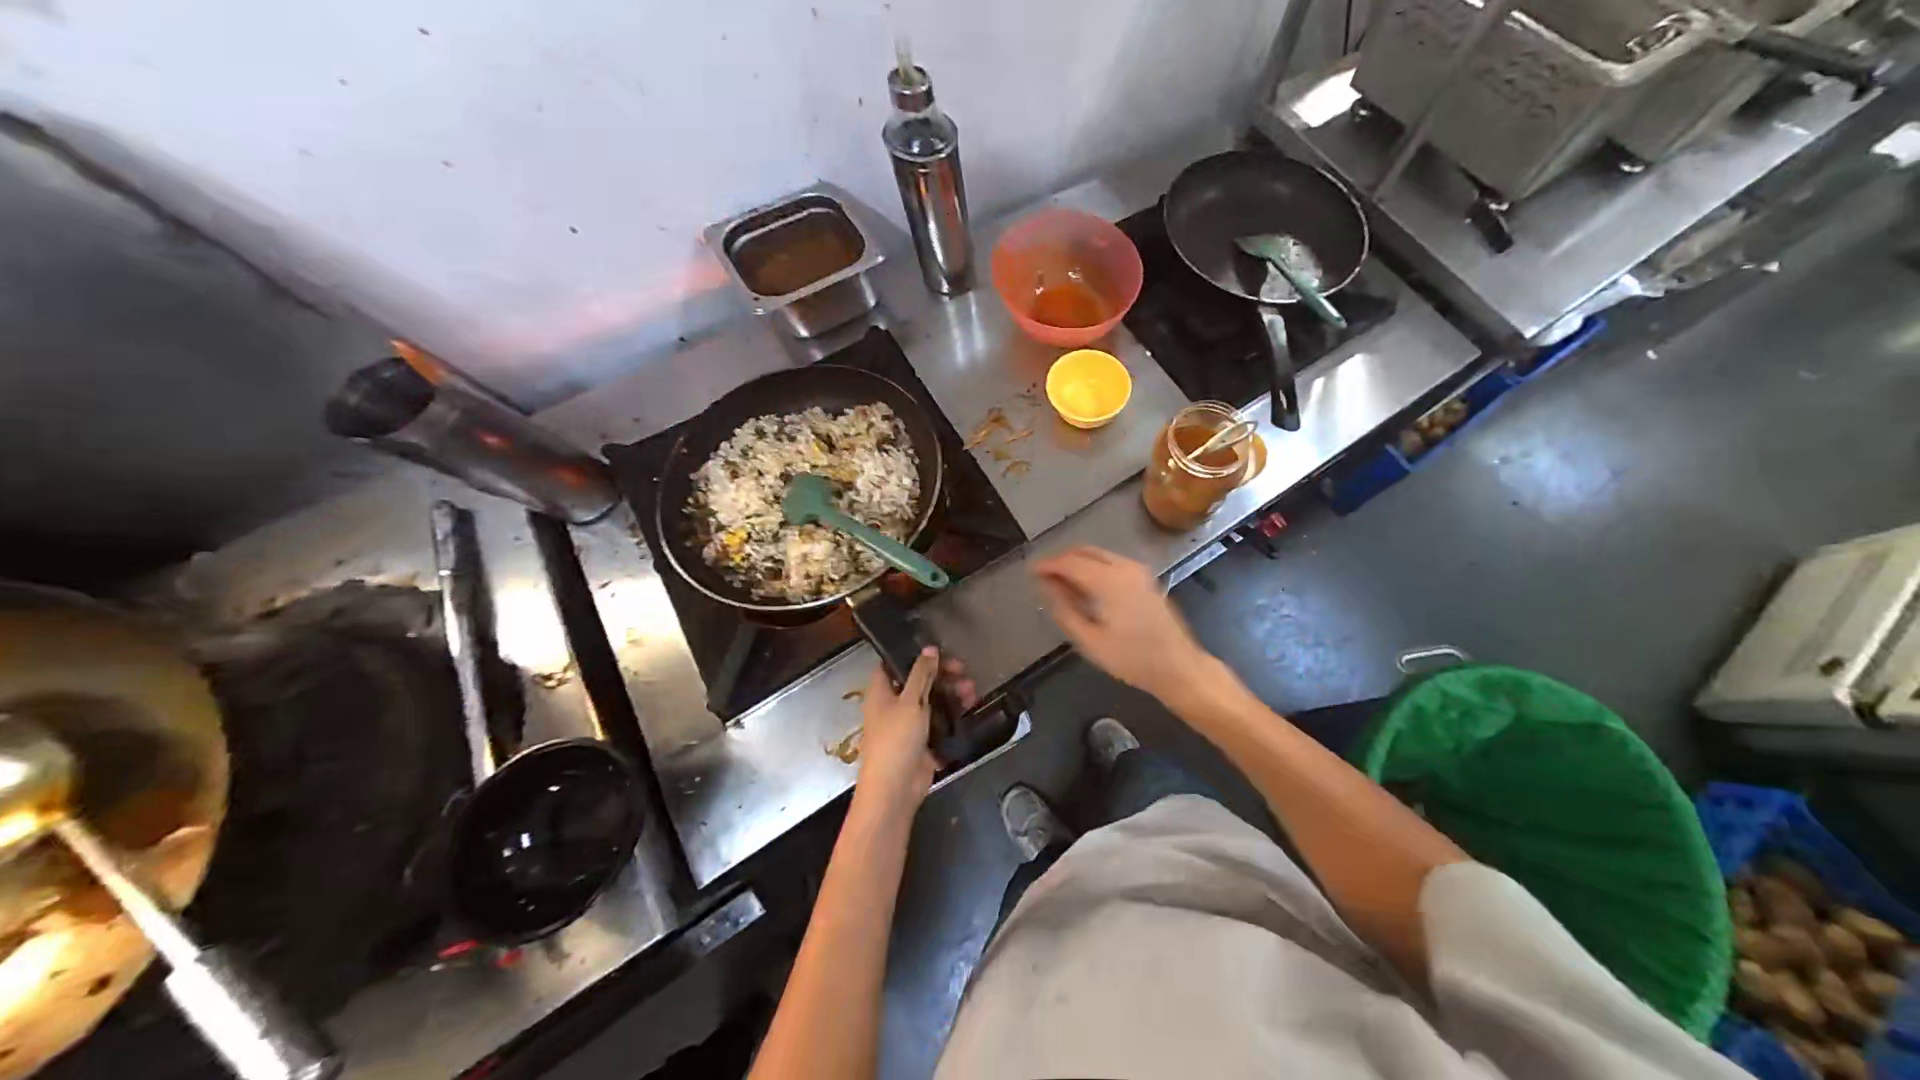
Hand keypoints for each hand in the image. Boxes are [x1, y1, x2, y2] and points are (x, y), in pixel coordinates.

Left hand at [855, 647, 974, 809]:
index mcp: (880, 691)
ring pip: (931, 702)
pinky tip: (970, 708)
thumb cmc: (895, 740)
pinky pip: (939, 723)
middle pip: (918, 682)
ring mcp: (908, 724)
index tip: (938, 651)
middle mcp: (892, 705)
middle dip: (941, 676)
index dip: (914, 656)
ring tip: (972, 692)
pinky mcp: (922, 742)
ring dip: (951, 695)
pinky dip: (953, 716)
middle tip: (963, 671)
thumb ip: (921, 674)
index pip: (894, 664)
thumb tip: (929, 649)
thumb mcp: (910, 701)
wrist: (895, 789)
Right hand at [1032, 546, 1210, 702]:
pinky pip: (1111, 562)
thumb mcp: (1089, 640)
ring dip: (1077, 563)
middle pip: (1084, 552)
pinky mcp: (1145, 579)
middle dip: (1061, 560)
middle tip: (1042, 575)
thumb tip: (1046, 586)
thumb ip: (1064, 608)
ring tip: (1059, 582)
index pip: (1070, 562)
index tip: (1030, 571)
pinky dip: (1093, 567)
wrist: (1179, 667)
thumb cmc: (1131, 659)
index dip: (1047, 565)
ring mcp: (1138, 571)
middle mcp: (1125, 567)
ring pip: (1098, 555)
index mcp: (1109, 580)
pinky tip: (1084, 587)